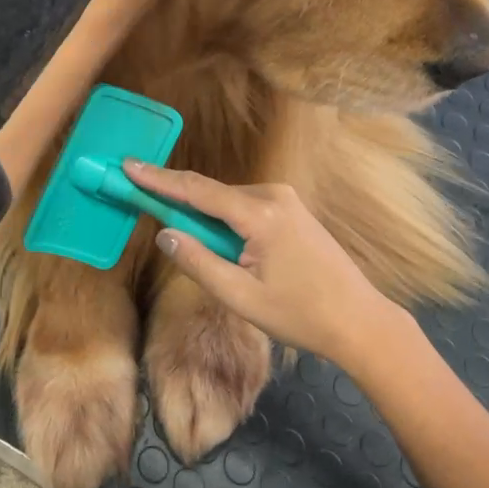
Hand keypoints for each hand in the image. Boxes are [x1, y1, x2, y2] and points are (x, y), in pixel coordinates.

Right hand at [125, 161, 408, 362]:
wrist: (361, 322)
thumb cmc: (301, 315)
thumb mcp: (241, 298)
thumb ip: (198, 262)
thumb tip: (164, 233)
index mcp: (261, 214)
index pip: (197, 190)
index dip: (158, 179)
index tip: (127, 166)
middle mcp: (273, 194)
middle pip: (212, 195)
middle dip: (182, 205)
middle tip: (152, 214)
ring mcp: (286, 198)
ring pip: (229, 203)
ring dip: (209, 222)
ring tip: (216, 261)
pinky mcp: (293, 209)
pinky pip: (246, 208)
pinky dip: (228, 224)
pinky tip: (234, 254)